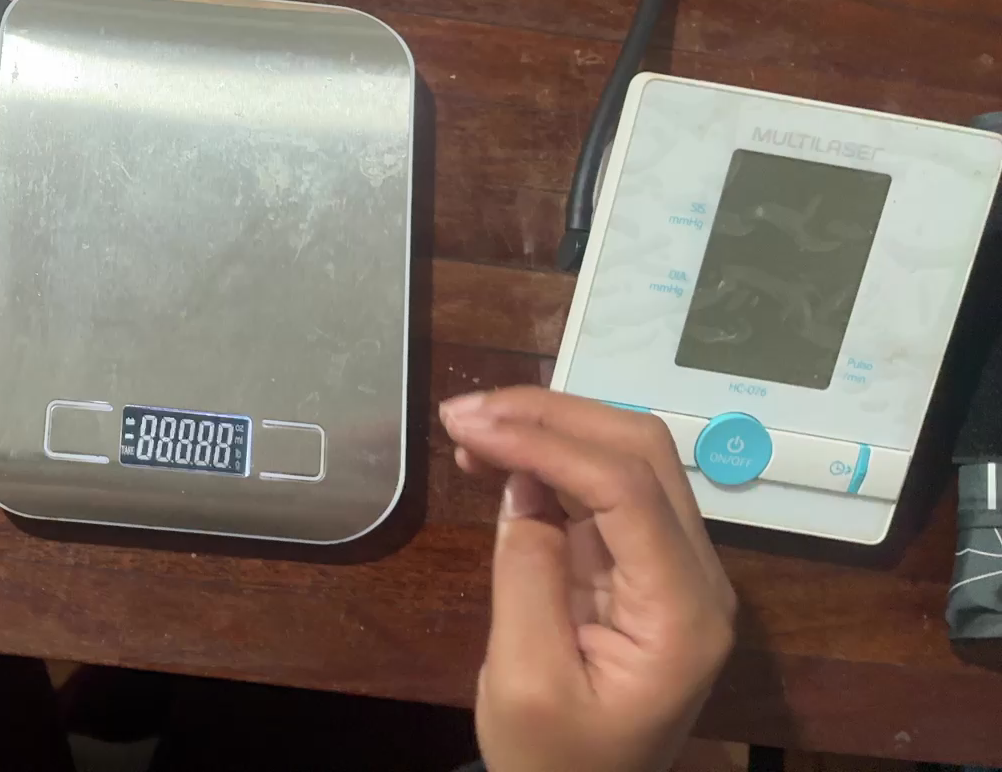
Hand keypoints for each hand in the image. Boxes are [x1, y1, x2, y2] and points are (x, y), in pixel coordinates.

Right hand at [442, 388, 735, 771]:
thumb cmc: (554, 755)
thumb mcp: (526, 679)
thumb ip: (527, 575)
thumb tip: (520, 487)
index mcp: (680, 612)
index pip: (627, 490)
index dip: (544, 443)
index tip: (465, 427)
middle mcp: (690, 572)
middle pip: (637, 451)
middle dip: (547, 415)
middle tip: (462, 414)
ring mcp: (661, 560)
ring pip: (618, 453)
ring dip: (540, 426)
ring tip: (464, 428)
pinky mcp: (625, 555)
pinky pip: (590, 480)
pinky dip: (536, 453)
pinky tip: (488, 455)